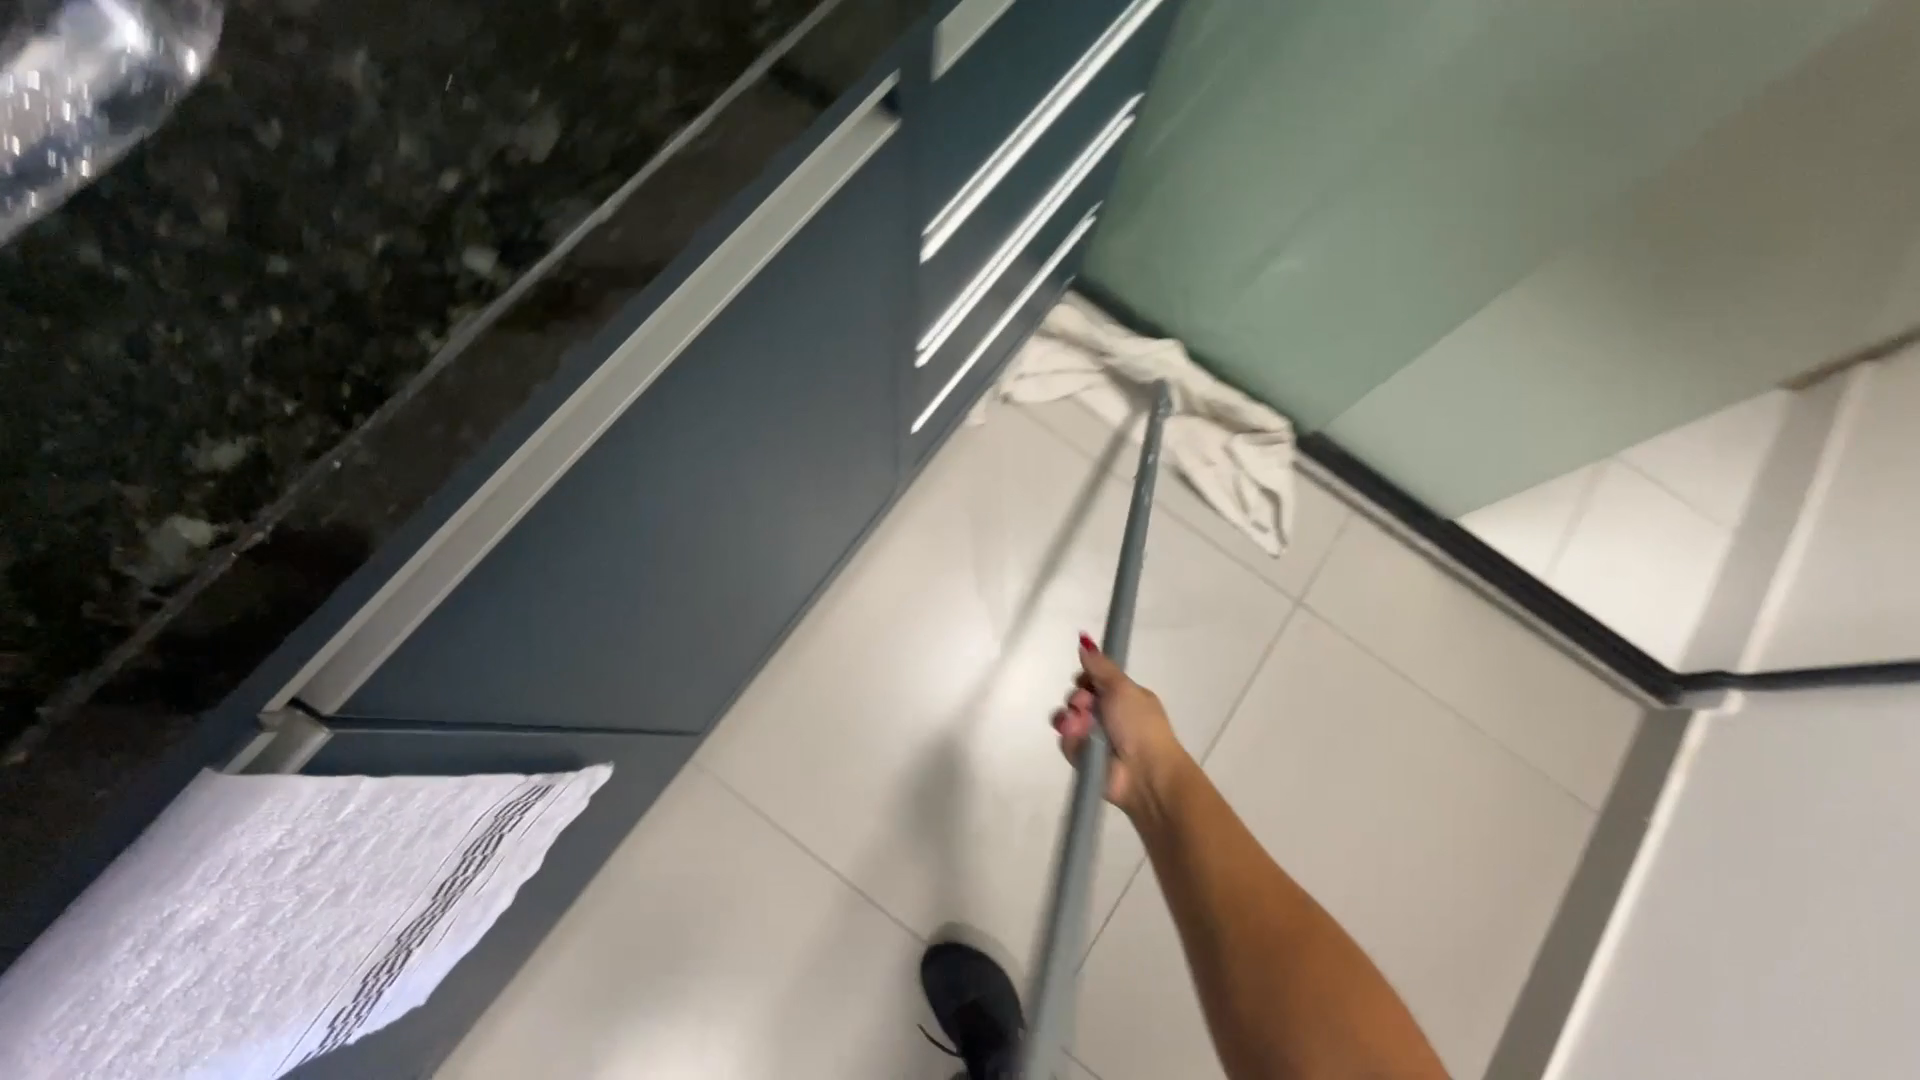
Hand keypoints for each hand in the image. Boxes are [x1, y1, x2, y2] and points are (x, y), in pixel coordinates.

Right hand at [1051, 634, 1193, 820]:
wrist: (1144, 771)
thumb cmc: (1139, 724)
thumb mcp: (1122, 687)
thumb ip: (1100, 666)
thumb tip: (1084, 641)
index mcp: (1123, 697)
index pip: (1094, 680)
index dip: (1086, 678)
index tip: (1086, 679)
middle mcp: (1107, 715)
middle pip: (1077, 696)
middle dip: (1077, 697)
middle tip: (1087, 703)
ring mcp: (1093, 736)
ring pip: (1067, 716)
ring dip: (1070, 715)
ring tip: (1080, 722)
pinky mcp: (1081, 756)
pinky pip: (1065, 738)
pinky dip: (1069, 735)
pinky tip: (1077, 737)